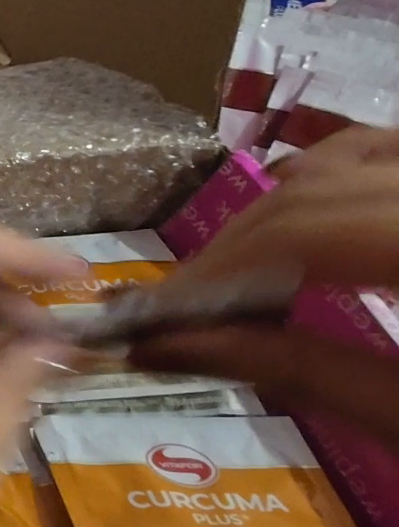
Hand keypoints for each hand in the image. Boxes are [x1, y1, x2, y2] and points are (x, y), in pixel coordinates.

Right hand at [134, 126, 398, 448]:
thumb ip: (300, 372)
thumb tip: (154, 346)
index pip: (300, 230)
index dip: (213, 267)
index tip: (151, 312)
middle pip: (316, 190)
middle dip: (237, 245)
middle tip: (187, 300)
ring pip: (356, 154)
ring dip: (286, 201)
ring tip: (247, 260)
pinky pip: (393, 158)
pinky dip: (342, 178)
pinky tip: (317, 222)